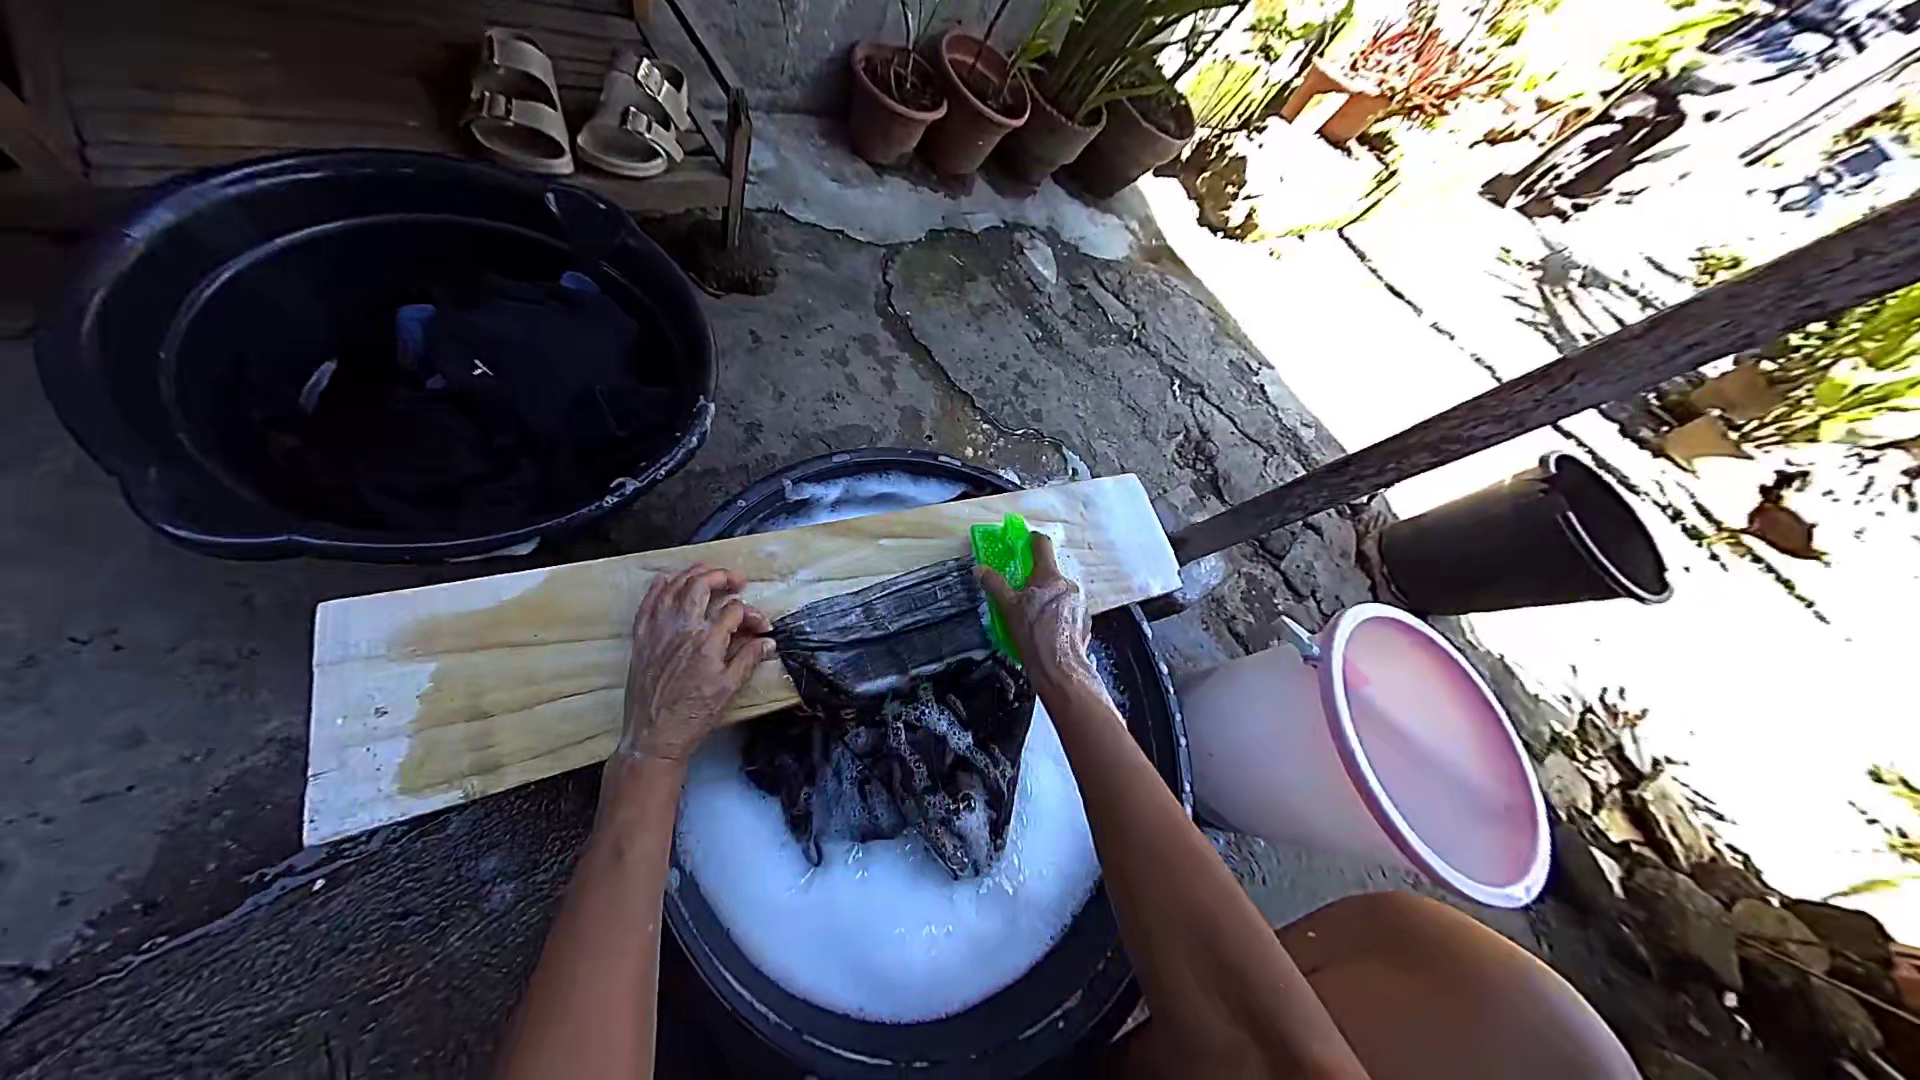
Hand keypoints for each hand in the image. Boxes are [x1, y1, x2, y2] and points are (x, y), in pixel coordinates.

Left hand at [617, 564, 774, 765]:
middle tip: (737, 579)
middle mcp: (682, 629)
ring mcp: (658, 632)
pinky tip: (666, 580)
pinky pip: (647, 604)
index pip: (733, 611)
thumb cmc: (695, 714)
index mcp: (707, 641)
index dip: (752, 614)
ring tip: (706, 570)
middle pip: (701, 587)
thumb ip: (748, 659)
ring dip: (691, 574)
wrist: (654, 736)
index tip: (761, 625)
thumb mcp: (729, 689)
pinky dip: (657, 588)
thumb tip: (768, 641)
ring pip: (673, 589)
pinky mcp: (642, 639)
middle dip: (722, 577)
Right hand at [974, 533, 1101, 698]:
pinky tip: (1047, 631)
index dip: (1033, 540)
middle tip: (1022, 594)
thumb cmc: (1034, 635)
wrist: (1060, 668)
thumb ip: (994, 585)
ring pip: (1060, 593)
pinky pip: (1068, 611)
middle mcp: (1068, 585)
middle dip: (1037, 581)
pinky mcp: (1084, 620)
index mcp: (1049, 576)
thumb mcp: (1008, 608)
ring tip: (1033, 618)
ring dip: (1048, 600)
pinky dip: (1058, 616)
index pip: (1043, 545)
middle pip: (1050, 574)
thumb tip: (980, 570)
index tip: (1026, 541)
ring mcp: (1079, 602)